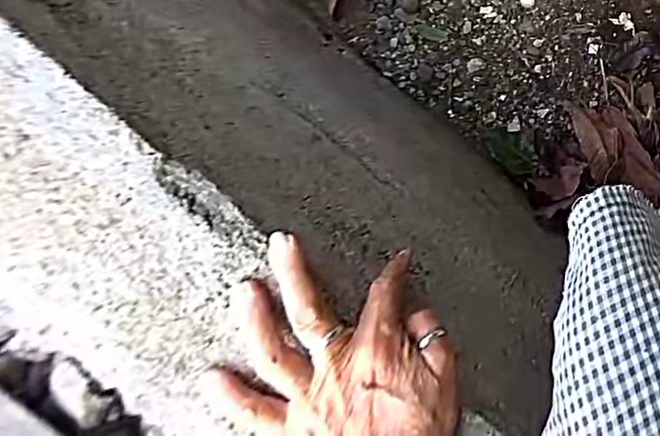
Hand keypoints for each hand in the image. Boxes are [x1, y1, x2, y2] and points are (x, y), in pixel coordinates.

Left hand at [205, 233, 459, 435]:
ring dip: (255, 319)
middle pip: (309, 311)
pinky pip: (253, 415)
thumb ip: (432, 336)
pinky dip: (231, 396)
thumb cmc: (422, 433)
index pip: (384, 294)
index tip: (400, 260)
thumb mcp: (447, 376)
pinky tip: (212, 376)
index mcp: (376, 349)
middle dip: (294, 272)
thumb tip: (417, 314)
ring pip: (272, 353)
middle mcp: (334, 369)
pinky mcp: (289, 433)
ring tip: (243, 290)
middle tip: (281, 244)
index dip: (395, 271)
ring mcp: (306, 403)